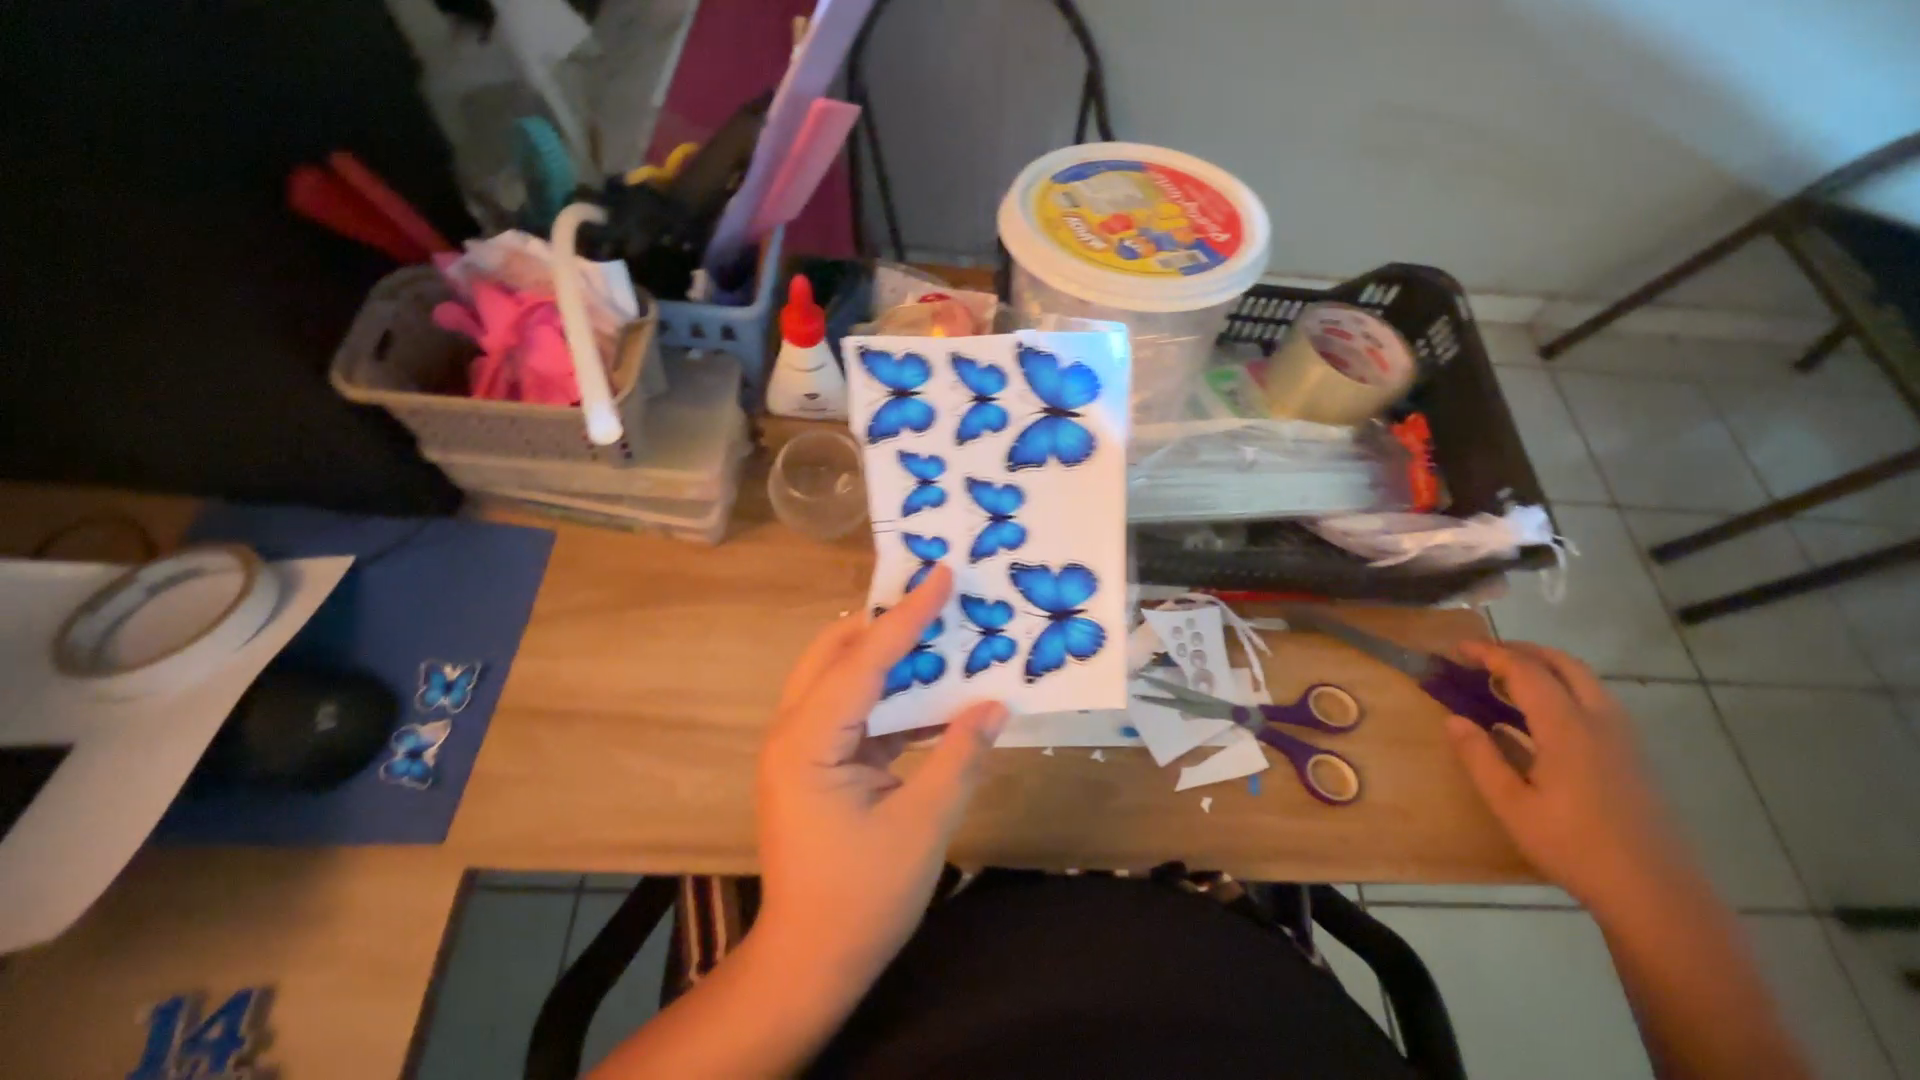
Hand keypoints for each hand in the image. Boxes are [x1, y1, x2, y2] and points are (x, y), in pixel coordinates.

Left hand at [754, 564, 1006, 977]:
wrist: (811, 962)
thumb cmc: (863, 897)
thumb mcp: (922, 825)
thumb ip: (959, 757)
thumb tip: (995, 705)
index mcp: (808, 741)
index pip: (863, 661)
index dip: (907, 617)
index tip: (940, 575)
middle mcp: (793, 733)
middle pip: (836, 654)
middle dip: (885, 624)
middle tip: (936, 597)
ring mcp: (800, 750)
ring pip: (843, 682)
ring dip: (889, 659)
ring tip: (941, 635)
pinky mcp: (816, 768)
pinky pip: (853, 715)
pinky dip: (890, 700)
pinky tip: (933, 695)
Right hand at [1444, 641, 1692, 907]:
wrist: (1654, 890)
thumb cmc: (1574, 847)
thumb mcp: (1512, 806)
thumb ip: (1480, 758)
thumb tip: (1453, 719)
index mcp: (1567, 727)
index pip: (1525, 671)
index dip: (1490, 654)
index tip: (1458, 650)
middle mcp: (1600, 720)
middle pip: (1563, 664)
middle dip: (1523, 651)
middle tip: (1485, 657)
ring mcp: (1623, 737)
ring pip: (1586, 681)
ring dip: (1546, 668)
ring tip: (1509, 681)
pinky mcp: (1633, 754)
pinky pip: (1597, 702)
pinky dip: (1565, 689)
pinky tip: (1543, 718)